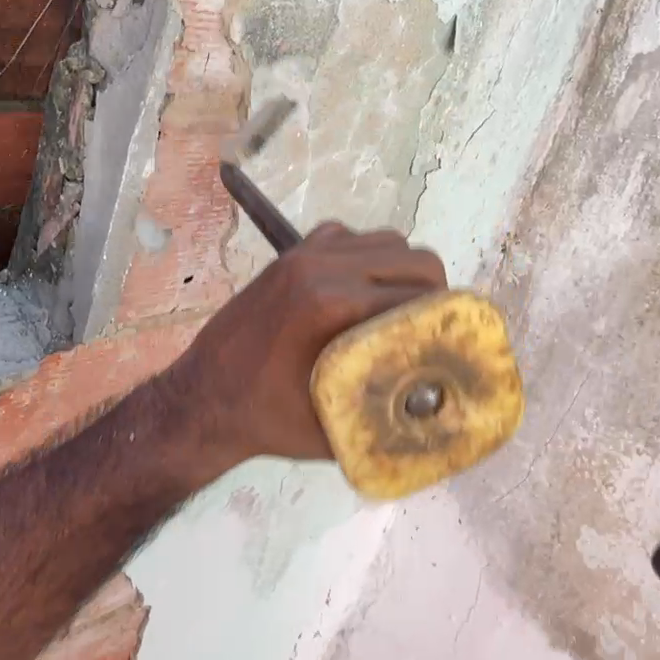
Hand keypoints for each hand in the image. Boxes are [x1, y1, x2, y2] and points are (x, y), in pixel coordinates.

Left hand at [162, 223, 447, 464]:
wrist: (203, 395)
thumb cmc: (268, 418)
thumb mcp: (339, 422)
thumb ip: (395, 408)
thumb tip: (449, 401)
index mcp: (332, 303)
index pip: (422, 292)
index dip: (450, 319)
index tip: (455, 344)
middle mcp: (319, 266)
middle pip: (411, 256)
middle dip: (434, 292)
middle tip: (431, 330)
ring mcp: (301, 254)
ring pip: (383, 240)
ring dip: (400, 271)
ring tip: (399, 312)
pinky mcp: (289, 254)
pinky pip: (346, 236)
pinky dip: (365, 256)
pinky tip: (361, 292)